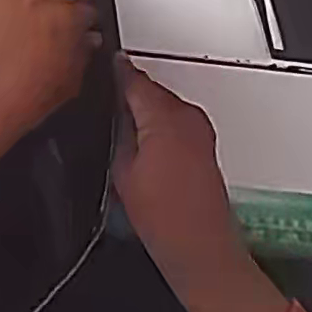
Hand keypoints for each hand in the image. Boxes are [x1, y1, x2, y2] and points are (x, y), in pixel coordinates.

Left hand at [0, 0, 99, 184]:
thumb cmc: (29, 93)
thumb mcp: (72, 78)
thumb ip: (85, 52)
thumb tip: (88, 41)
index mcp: (68, 18)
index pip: (90, 8)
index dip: (92, 19)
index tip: (89, 25)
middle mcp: (44, 1)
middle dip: (76, 0)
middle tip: (74, 14)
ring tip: (52, 5)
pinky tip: (28, 8)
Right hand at [113, 56, 241, 266]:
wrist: (200, 249)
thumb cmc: (164, 218)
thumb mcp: (122, 170)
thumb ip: (118, 129)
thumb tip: (115, 110)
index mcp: (164, 116)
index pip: (133, 79)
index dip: (115, 70)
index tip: (105, 62)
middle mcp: (187, 115)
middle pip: (150, 89)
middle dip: (130, 93)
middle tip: (107, 103)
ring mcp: (200, 128)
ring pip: (164, 103)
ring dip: (146, 108)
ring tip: (125, 128)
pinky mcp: (206, 141)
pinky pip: (177, 118)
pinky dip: (161, 121)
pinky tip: (146, 143)